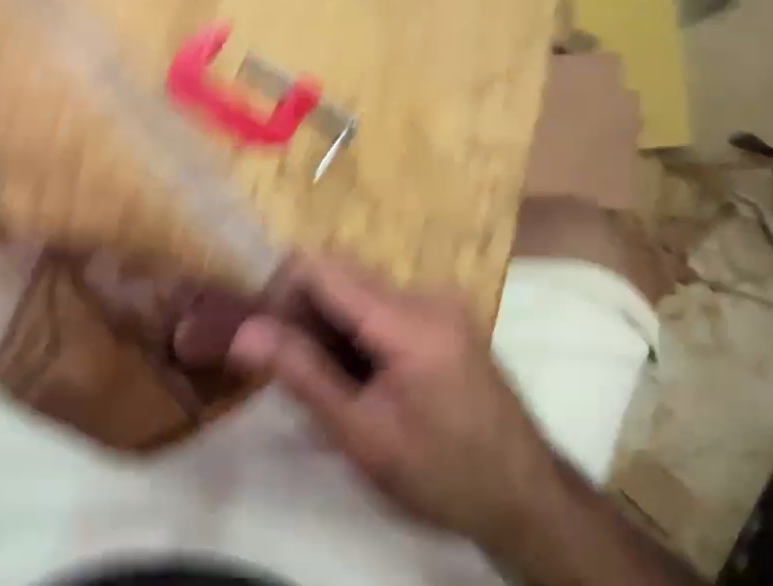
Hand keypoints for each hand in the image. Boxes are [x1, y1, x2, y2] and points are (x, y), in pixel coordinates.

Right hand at [175, 258, 568, 559]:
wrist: (530, 504)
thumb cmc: (443, 476)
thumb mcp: (362, 435)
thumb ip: (301, 374)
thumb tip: (242, 330)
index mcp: (409, 321)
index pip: (315, 267)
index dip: (277, 296)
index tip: (267, 344)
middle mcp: (426, 295)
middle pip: (333, 271)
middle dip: (299, 312)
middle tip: (292, 369)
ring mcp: (439, 303)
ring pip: (350, 285)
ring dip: (323, 322)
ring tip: (325, 379)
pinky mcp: (443, 316)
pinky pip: (376, 301)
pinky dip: (351, 329)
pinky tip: (357, 375)